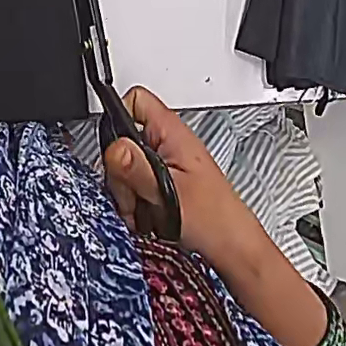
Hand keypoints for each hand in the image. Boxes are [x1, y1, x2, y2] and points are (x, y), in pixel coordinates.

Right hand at [102, 87, 270, 270]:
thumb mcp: (167, 193)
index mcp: (171, 132)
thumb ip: (137, 169)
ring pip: (126, 164)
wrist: (231, 245)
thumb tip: (114, 147)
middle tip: (133, 192)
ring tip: (144, 208)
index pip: (135, 100)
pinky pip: (134, 182)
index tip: (115, 152)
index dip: (118, 119)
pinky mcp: (163, 179)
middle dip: (121, 171)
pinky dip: (134, 200)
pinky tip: (146, 214)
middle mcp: (167, 141)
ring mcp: (165, 160)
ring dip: (127, 191)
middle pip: (123, 139)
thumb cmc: (214, 218)